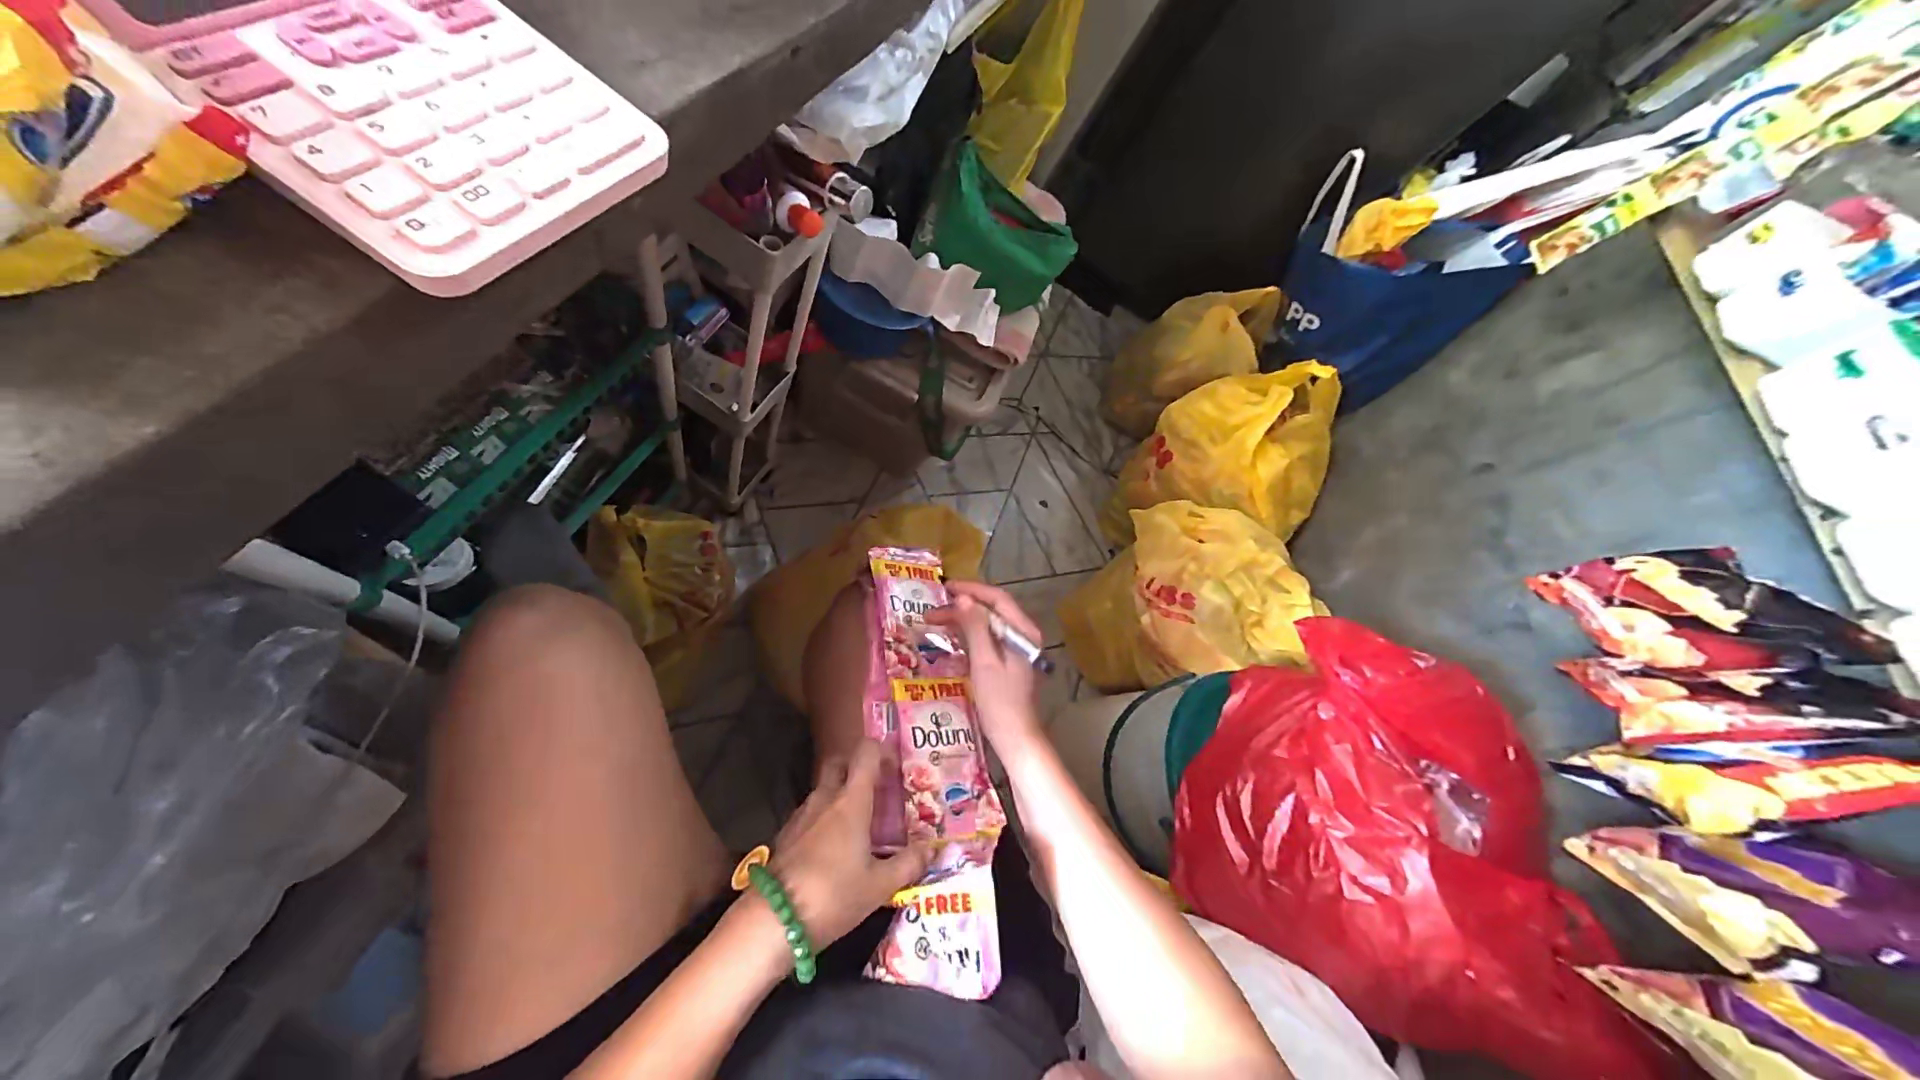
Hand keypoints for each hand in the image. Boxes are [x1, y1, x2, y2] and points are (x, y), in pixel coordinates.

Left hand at [766, 740, 931, 952]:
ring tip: (861, 822)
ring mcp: (801, 816)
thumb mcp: (880, 886)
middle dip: (856, 767)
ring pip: (823, 790)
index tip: (896, 762)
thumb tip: (931, 848)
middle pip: (838, 764)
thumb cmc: (834, 895)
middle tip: (877, 788)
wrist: (773, 922)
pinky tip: (835, 848)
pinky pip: (810, 815)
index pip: (865, 754)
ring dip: (840, 796)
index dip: (881, 750)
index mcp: (851, 801)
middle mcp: (825, 799)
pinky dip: (824, 819)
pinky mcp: (786, 836)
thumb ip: (908, 864)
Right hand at [926, 581, 1046, 759]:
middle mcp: (1022, 635)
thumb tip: (962, 597)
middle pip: (991, 610)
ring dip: (962, 620)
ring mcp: (1016, 649)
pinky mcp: (1007, 662)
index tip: (945, 588)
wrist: (1015, 737)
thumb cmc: (1000, 701)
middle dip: (962, 606)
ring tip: (935, 621)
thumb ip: (975, 626)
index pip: (997, 599)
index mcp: (1022, 631)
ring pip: (987, 625)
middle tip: (932, 610)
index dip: (971, 590)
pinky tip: (950, 639)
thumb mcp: (984, 661)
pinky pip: (987, 639)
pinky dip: (968, 635)